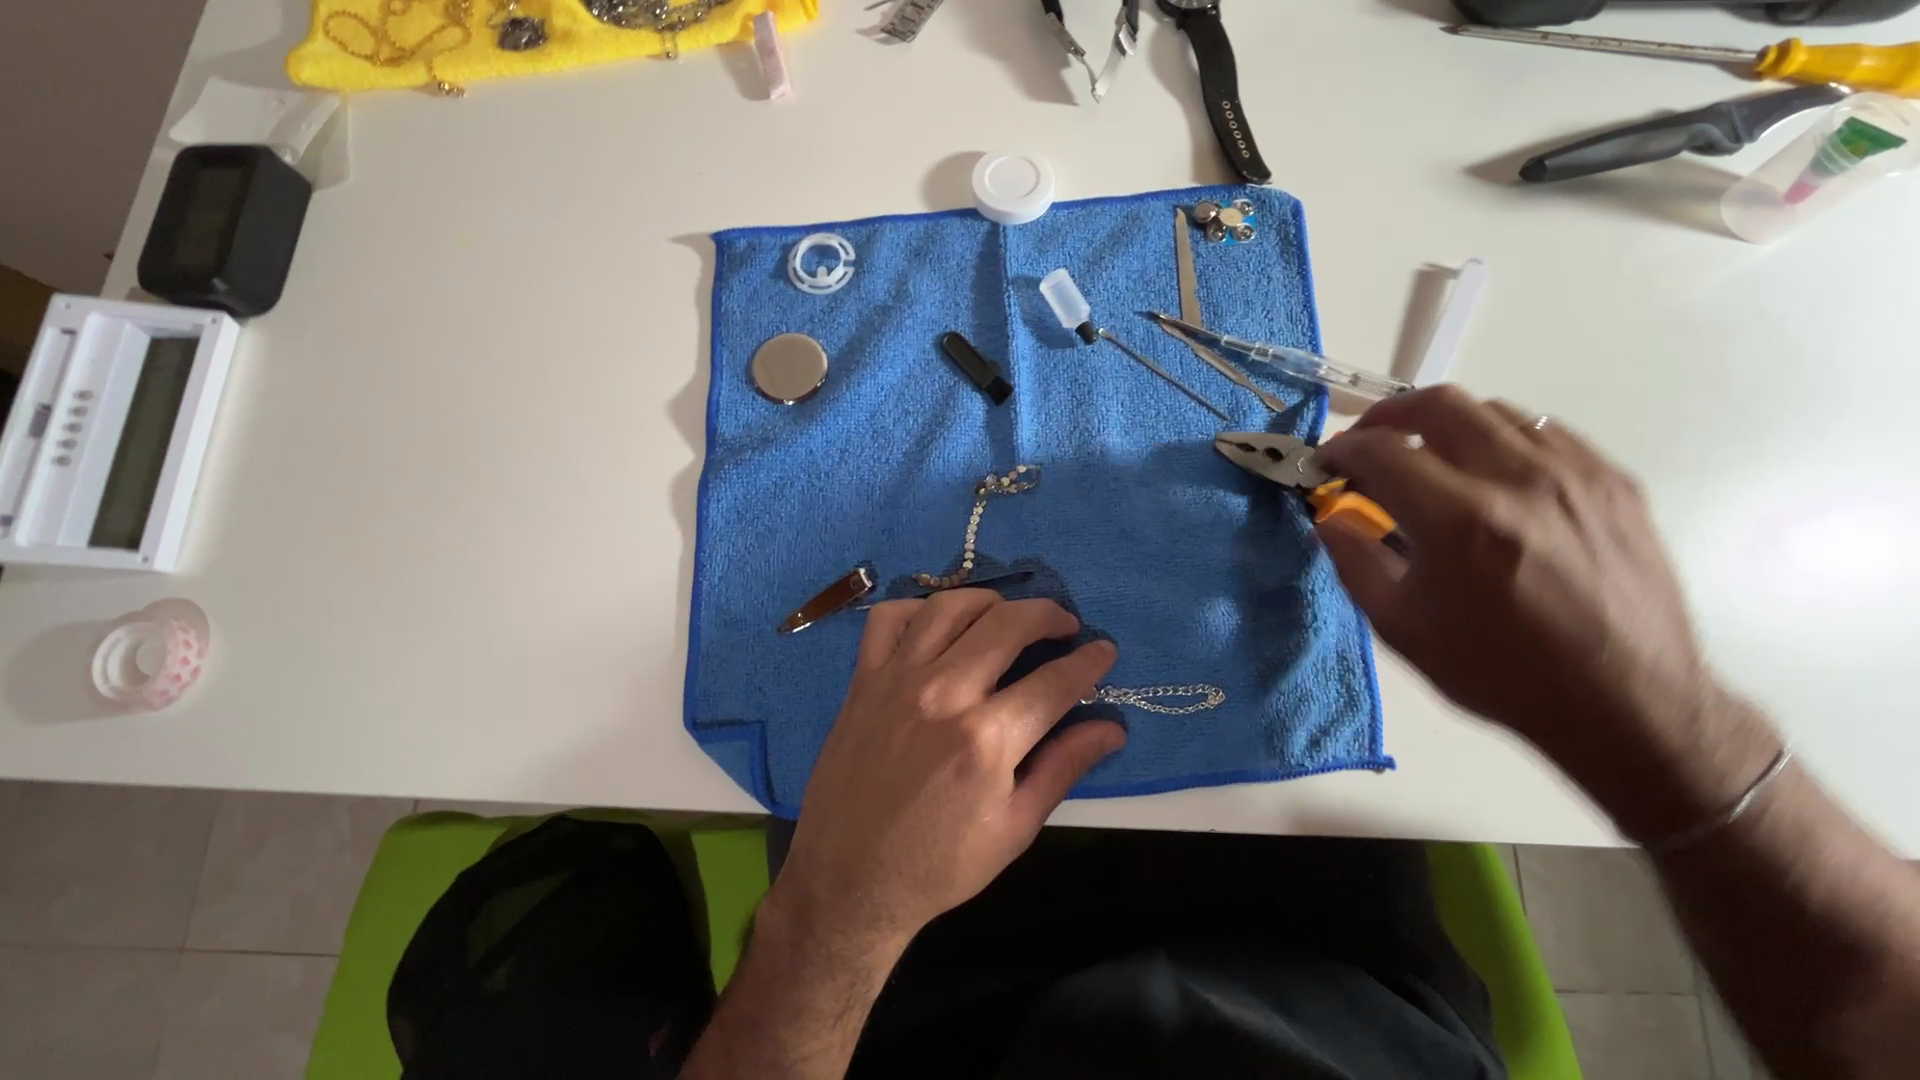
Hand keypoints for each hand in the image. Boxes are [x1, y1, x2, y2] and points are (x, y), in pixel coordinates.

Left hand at [771, 591, 1124, 951]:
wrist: (850, 880)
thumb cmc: (939, 865)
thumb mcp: (1014, 828)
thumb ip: (1064, 767)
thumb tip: (1112, 727)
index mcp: (987, 739)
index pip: (1055, 680)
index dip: (1089, 661)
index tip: (1104, 650)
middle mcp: (943, 695)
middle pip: (1007, 624)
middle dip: (1047, 615)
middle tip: (1064, 626)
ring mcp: (897, 681)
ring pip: (950, 608)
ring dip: (990, 602)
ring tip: (1009, 615)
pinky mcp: (862, 681)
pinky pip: (889, 619)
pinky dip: (918, 607)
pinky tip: (939, 623)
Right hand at [1313, 387, 1716, 753]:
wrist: (1626, 704)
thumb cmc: (1499, 672)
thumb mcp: (1402, 627)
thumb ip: (1354, 560)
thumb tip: (1327, 516)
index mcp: (1459, 520)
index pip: (1381, 451)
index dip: (1341, 450)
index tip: (1325, 464)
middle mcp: (1518, 479)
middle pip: (1439, 404)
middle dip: (1387, 414)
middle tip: (1367, 441)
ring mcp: (1575, 474)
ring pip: (1495, 411)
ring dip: (1445, 424)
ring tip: (1428, 457)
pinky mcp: (1614, 482)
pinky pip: (1546, 432)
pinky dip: (1502, 439)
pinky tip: (1491, 474)